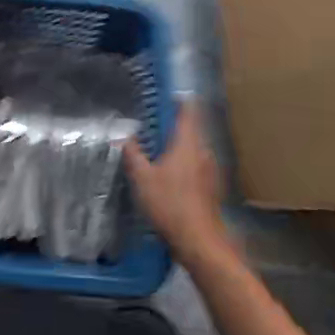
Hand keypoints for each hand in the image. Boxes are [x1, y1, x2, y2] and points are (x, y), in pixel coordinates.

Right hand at [123, 110, 227, 259]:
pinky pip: (195, 166)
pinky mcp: (210, 188)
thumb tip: (124, 136)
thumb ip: (132, 154)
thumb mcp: (142, 178)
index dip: (181, 102)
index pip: (188, 114)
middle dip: (176, 127)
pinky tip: (170, 175)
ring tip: (160, 149)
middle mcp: (203, 152)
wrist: (198, 240)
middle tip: (157, 123)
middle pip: (192, 132)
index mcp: (187, 144)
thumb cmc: (169, 203)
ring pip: (193, 151)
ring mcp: (210, 171)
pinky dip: (183, 164)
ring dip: (179, 147)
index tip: (173, 95)